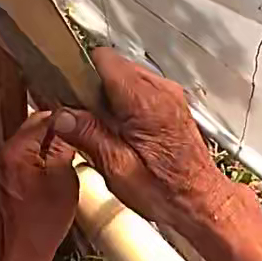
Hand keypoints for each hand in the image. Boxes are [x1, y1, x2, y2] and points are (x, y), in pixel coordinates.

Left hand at [0, 110, 78, 260]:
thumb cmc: (39, 229)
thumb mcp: (64, 184)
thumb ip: (64, 149)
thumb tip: (68, 127)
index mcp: (14, 152)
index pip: (42, 119)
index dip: (66, 120)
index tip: (82, 125)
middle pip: (31, 131)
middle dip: (55, 135)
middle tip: (77, 145)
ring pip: (24, 147)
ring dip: (43, 151)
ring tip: (65, 165)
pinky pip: (16, 164)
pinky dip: (32, 166)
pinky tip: (47, 181)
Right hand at [52, 48, 242, 234]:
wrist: (201, 201)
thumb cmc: (165, 191)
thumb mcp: (117, 168)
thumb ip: (88, 135)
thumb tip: (60, 115)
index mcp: (144, 102)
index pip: (104, 59)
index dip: (79, 69)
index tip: (66, 89)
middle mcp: (160, 91)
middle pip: (113, 65)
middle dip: (92, 85)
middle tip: (81, 116)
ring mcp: (169, 94)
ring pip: (126, 75)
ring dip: (108, 94)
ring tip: (102, 126)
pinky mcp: (171, 103)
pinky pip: (139, 88)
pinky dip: (124, 101)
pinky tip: (120, 129)